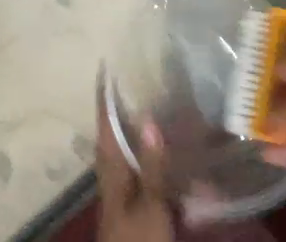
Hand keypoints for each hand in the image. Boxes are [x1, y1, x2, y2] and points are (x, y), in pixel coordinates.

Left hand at [95, 84, 174, 241]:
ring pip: (133, 149)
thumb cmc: (136, 240)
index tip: (108, 61)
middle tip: (145, 74)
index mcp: (111, 166)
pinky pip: (147, 170)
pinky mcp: (137, 205)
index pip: (106, 120)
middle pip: (118, 131)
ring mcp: (124, 189)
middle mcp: (114, 172)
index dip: (105, 92)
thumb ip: (152, 164)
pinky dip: (159, 156)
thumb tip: (149, 116)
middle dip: (128, 104)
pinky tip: (180, 151)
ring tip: (166, 103)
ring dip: (145, 129)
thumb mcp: (150, 205)